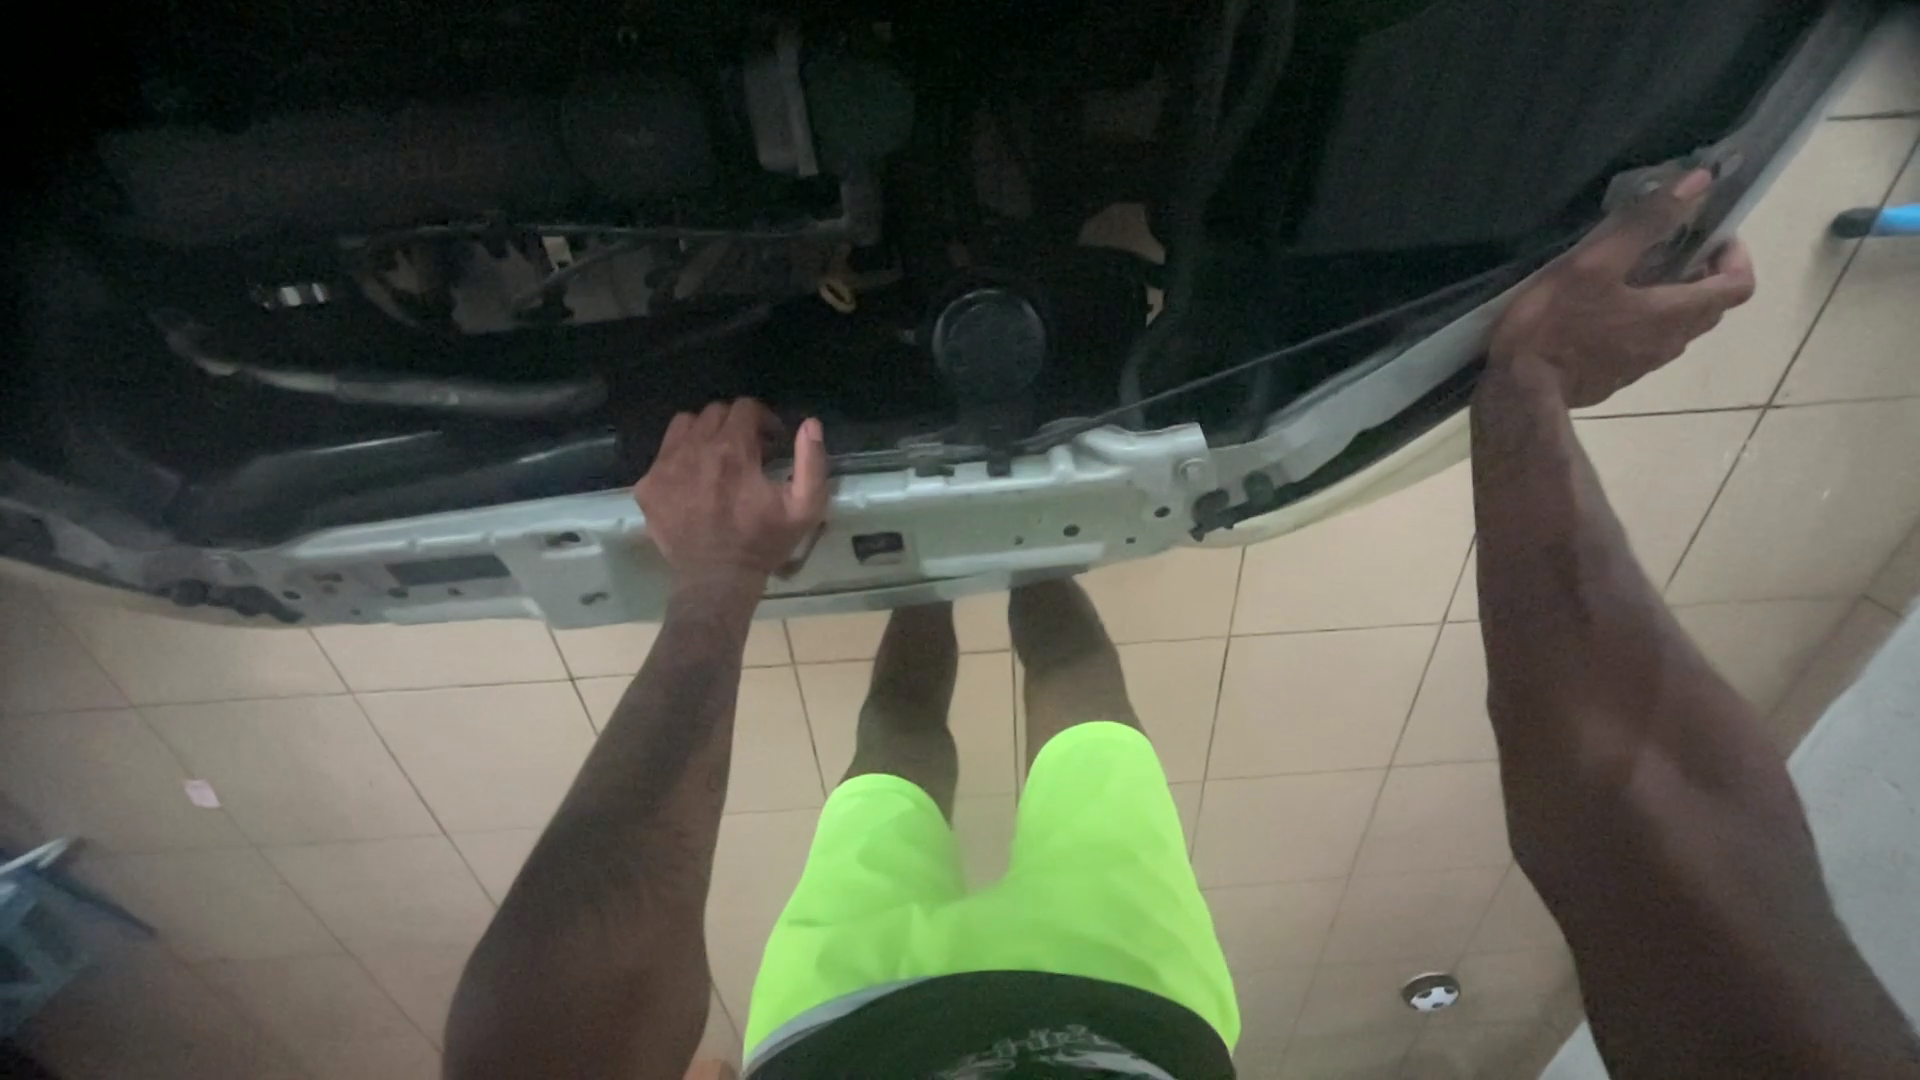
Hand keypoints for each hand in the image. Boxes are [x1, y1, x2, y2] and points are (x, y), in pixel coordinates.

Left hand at [636, 400, 829, 587]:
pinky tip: (695, 481)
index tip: (771, 440)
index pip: (745, 407)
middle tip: (748, 450)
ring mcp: (665, 466)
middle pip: (714, 412)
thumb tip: (810, 424)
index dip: (763, 418)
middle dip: (735, 425)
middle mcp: (694, 449)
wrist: (717, 580)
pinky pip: (663, 454)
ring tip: (717, 459)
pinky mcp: (648, 485)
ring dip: (705, 433)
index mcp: (733, 450)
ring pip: (685, 425)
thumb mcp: (804, 507)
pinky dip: (681, 458)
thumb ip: (812, 461)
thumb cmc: (764, 542)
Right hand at [1488, 169, 1756, 407]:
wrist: (1516, 394)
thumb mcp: (1591, 264)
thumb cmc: (1552, 327)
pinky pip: (1636, 354)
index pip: (1738, 284)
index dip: (1735, 258)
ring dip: (1663, 311)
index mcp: (1675, 312)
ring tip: (1625, 295)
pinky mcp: (1609, 383)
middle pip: (1707, 310)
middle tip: (1663, 263)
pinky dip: (1631, 335)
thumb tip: (1699, 182)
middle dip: (1696, 283)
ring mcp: (1638, 368)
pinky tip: (1594, 328)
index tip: (1709, 242)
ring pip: (1671, 334)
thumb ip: (1644, 224)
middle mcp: (1669, 343)